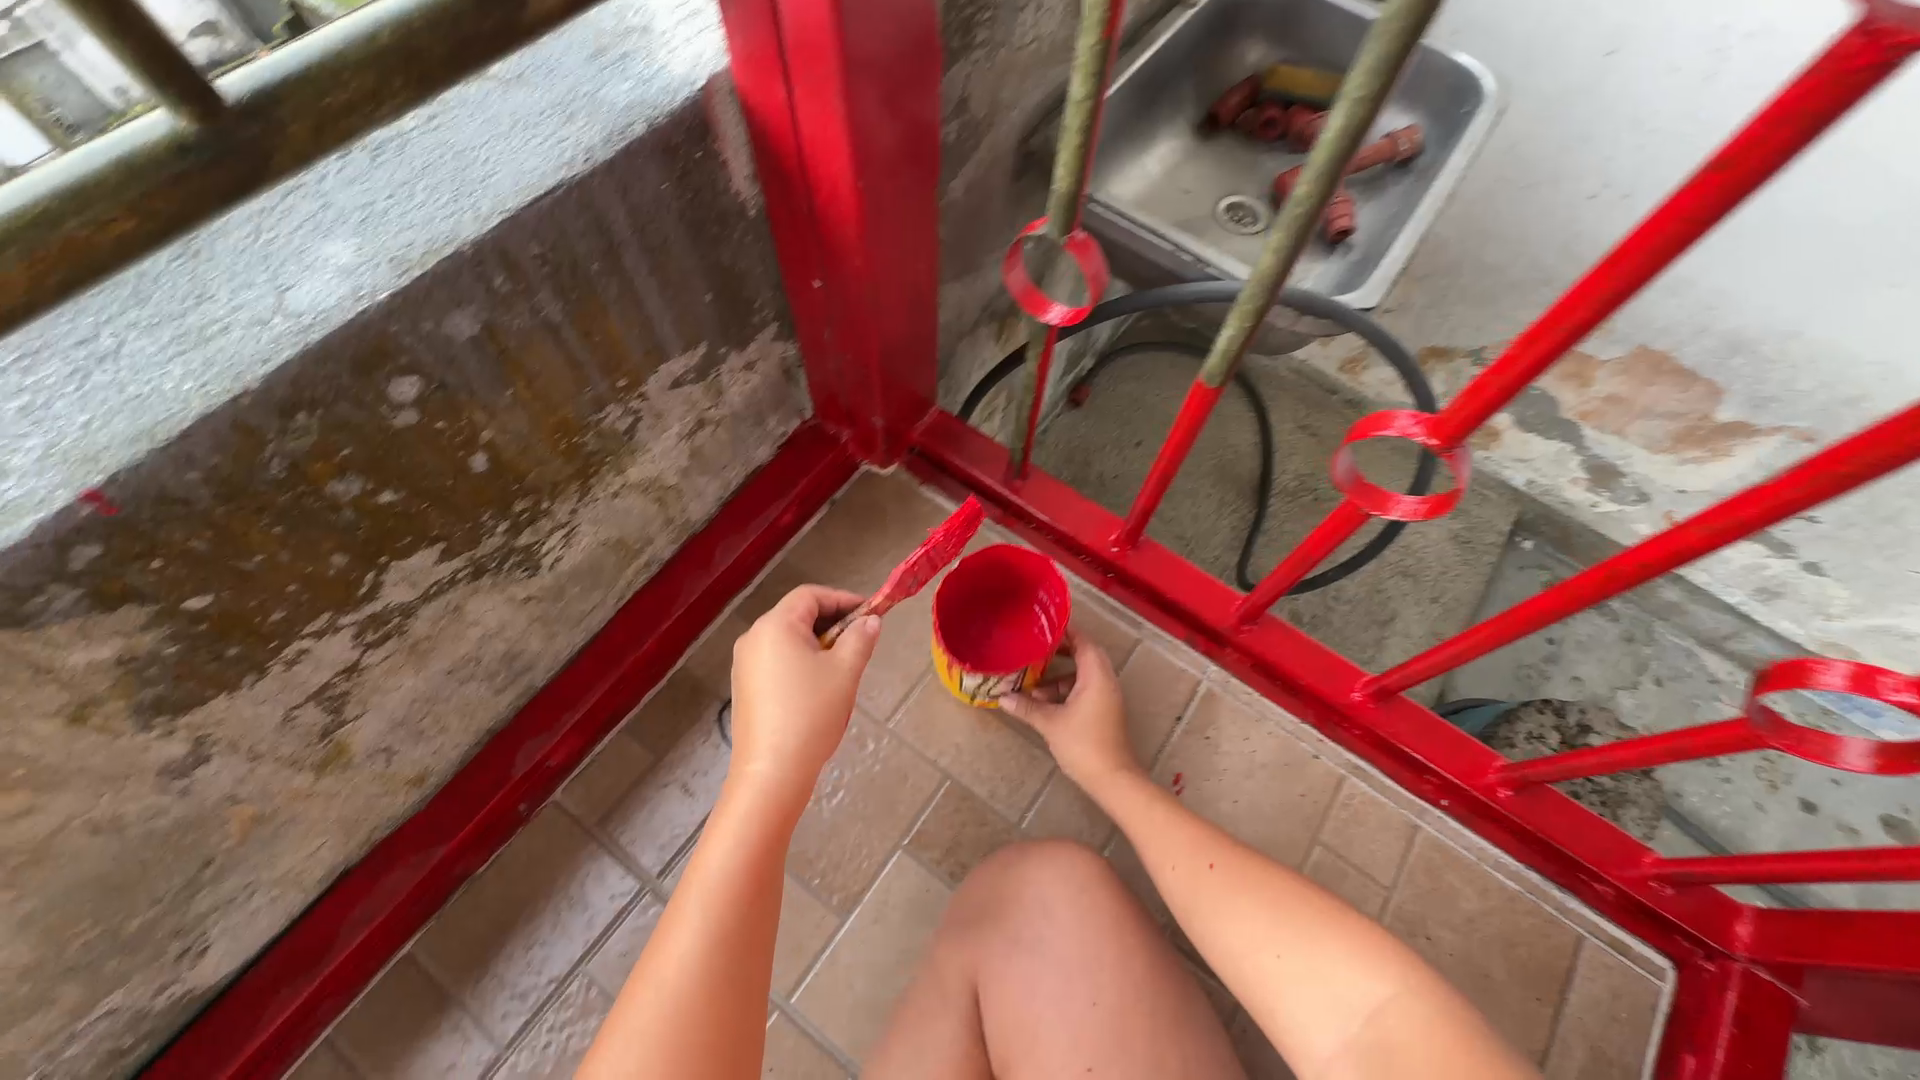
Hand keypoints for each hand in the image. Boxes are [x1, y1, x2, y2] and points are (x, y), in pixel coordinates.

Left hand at [728, 585, 880, 801]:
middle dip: (832, 622)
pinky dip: (800, 662)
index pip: (810, 595)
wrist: (772, 771)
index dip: (842, 599)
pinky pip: (776, 661)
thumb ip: (860, 639)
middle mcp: (753, 638)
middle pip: (797, 615)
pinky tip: (819, 687)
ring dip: (818, 644)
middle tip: (860, 641)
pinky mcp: (744, 687)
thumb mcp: (845, 672)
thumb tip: (871, 621)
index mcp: (775, 626)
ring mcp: (744, 664)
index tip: (870, 614)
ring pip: (787, 639)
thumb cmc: (811, 714)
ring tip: (843, 667)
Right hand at [999, 630, 1141, 792]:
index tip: (1043, 627)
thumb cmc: (1083, 744)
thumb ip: (1027, 707)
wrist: (1112, 778)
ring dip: (1060, 676)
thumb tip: (1003, 697)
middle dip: (1061, 651)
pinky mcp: (1104, 711)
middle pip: (1085, 655)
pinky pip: (1085, 690)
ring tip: (1033, 682)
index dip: (1065, 632)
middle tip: (1036, 648)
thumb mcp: (1050, 723)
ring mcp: (1107, 697)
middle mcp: (1106, 681)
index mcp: (1096, 676)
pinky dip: (1066, 691)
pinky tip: (1044, 703)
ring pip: (1083, 675)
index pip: (1083, 642)